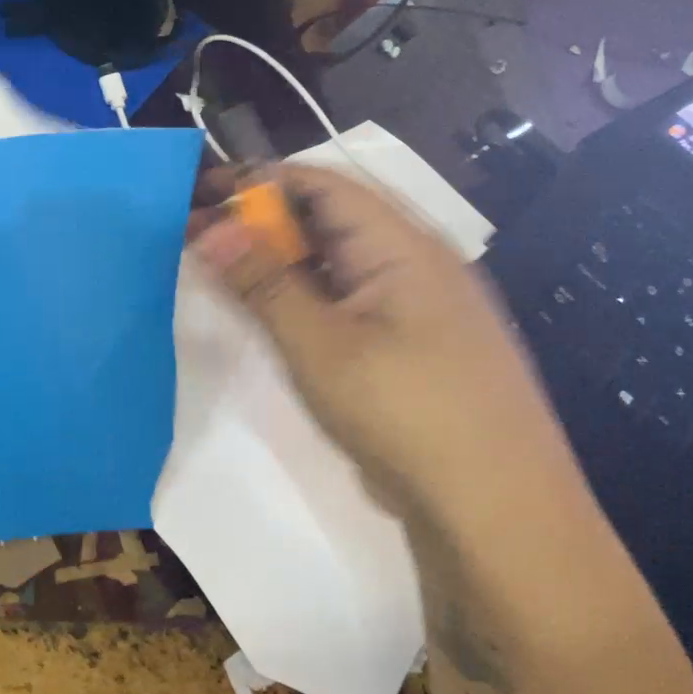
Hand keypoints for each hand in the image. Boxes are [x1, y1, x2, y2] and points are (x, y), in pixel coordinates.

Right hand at [192, 165, 576, 516]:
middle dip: (258, 218)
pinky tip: (268, 313)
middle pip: (328, 217)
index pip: (322, 184)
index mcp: (404, 248)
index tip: (195, 194)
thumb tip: (210, 224)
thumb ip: (263, 281)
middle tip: (194, 235)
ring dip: (275, 257)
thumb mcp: (320, 345)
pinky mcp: (411, 344)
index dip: (255, 180)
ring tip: (218, 269)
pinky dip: (299, 292)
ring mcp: (417, 306)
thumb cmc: (408, 414)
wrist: (498, 512)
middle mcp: (415, 264)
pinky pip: (345, 296)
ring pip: (334, 259)